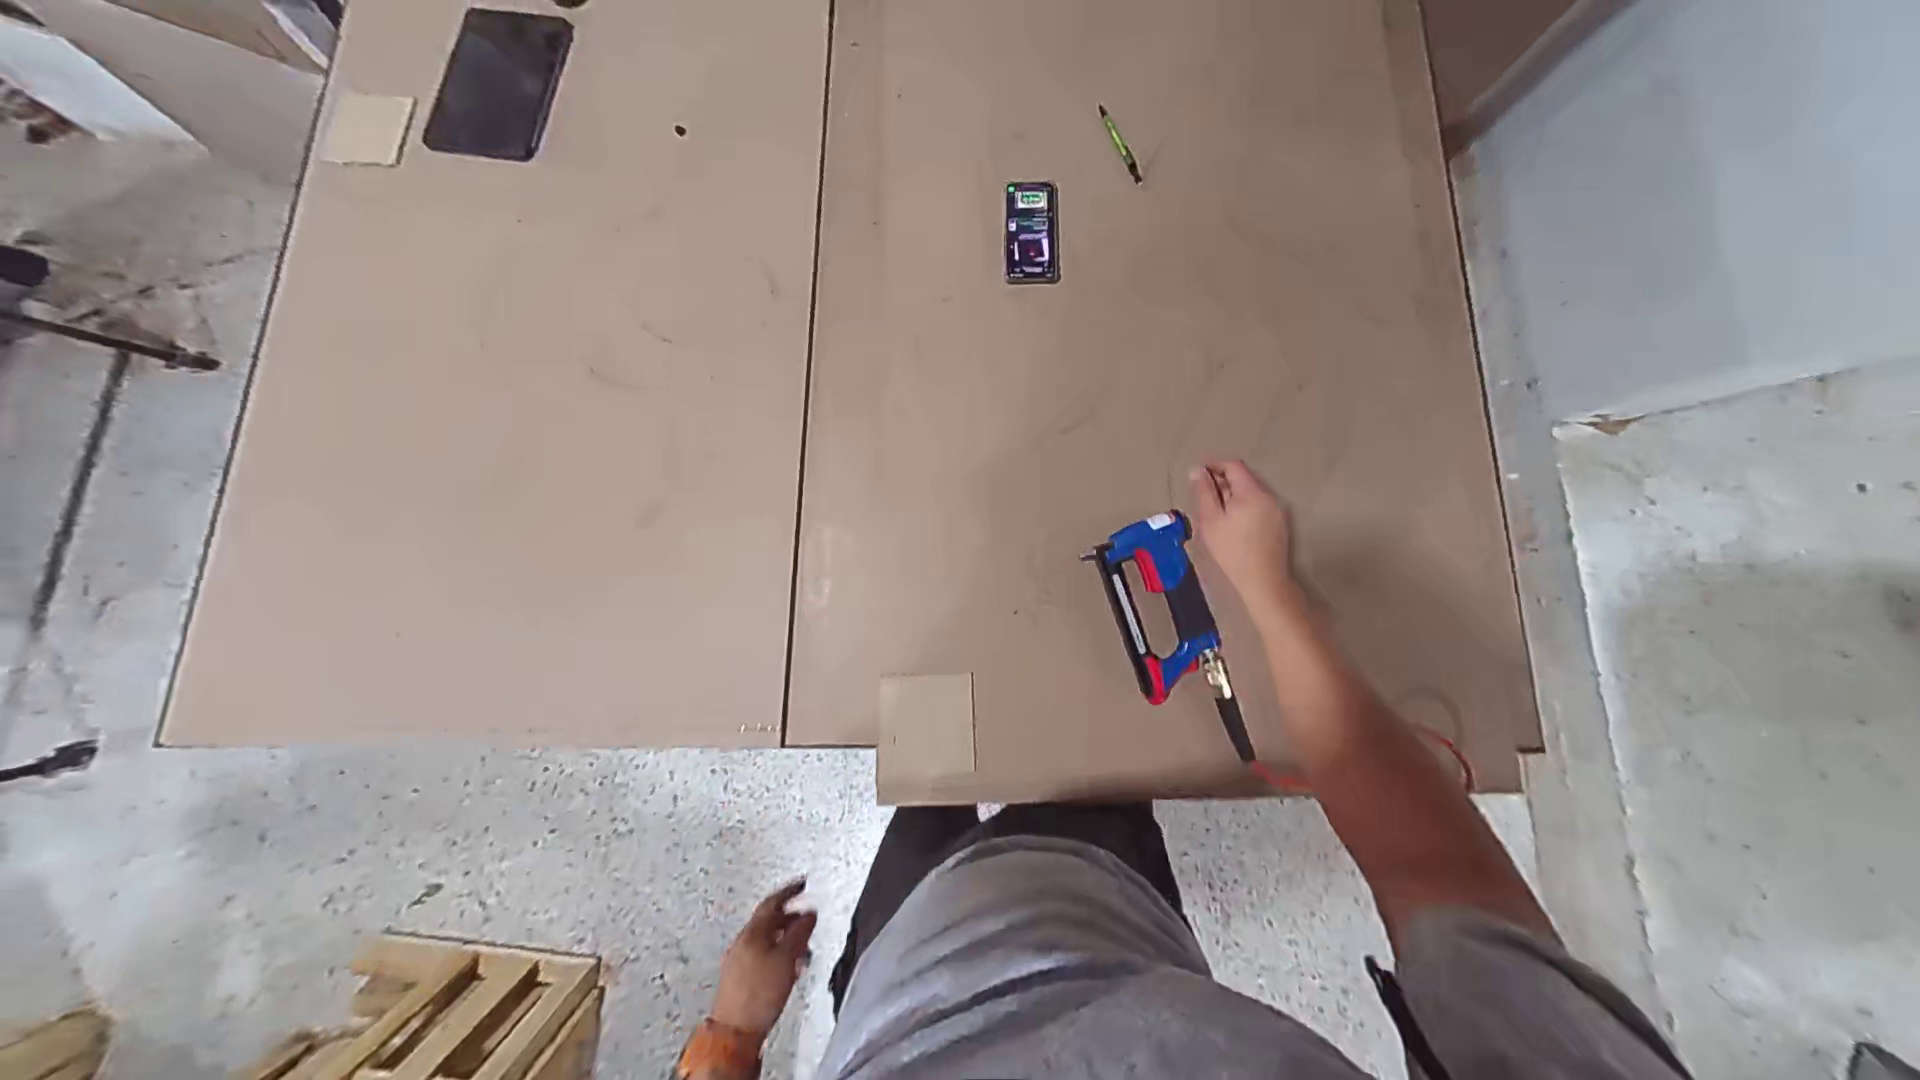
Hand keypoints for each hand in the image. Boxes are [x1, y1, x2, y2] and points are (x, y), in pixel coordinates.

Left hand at [710, 879, 816, 1038]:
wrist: (735, 1034)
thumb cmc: (758, 996)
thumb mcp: (788, 958)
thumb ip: (800, 932)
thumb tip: (810, 914)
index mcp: (753, 932)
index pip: (773, 901)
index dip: (790, 890)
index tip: (801, 883)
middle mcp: (742, 942)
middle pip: (769, 919)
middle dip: (789, 915)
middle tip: (805, 914)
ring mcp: (738, 960)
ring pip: (765, 938)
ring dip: (784, 936)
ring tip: (801, 944)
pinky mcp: (738, 978)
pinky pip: (760, 955)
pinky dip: (776, 952)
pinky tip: (785, 965)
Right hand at [1187, 460, 1304, 628]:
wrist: (1262, 580)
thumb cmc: (1231, 551)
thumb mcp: (1210, 520)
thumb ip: (1204, 492)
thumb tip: (1198, 471)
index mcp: (1252, 492)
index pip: (1233, 466)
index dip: (1214, 465)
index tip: (1198, 474)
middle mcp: (1268, 496)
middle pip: (1244, 477)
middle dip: (1222, 480)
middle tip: (1203, 494)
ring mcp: (1277, 509)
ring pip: (1251, 491)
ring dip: (1232, 493)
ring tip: (1215, 509)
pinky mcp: (1279, 522)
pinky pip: (1258, 504)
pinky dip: (1243, 504)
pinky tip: (1232, 522)